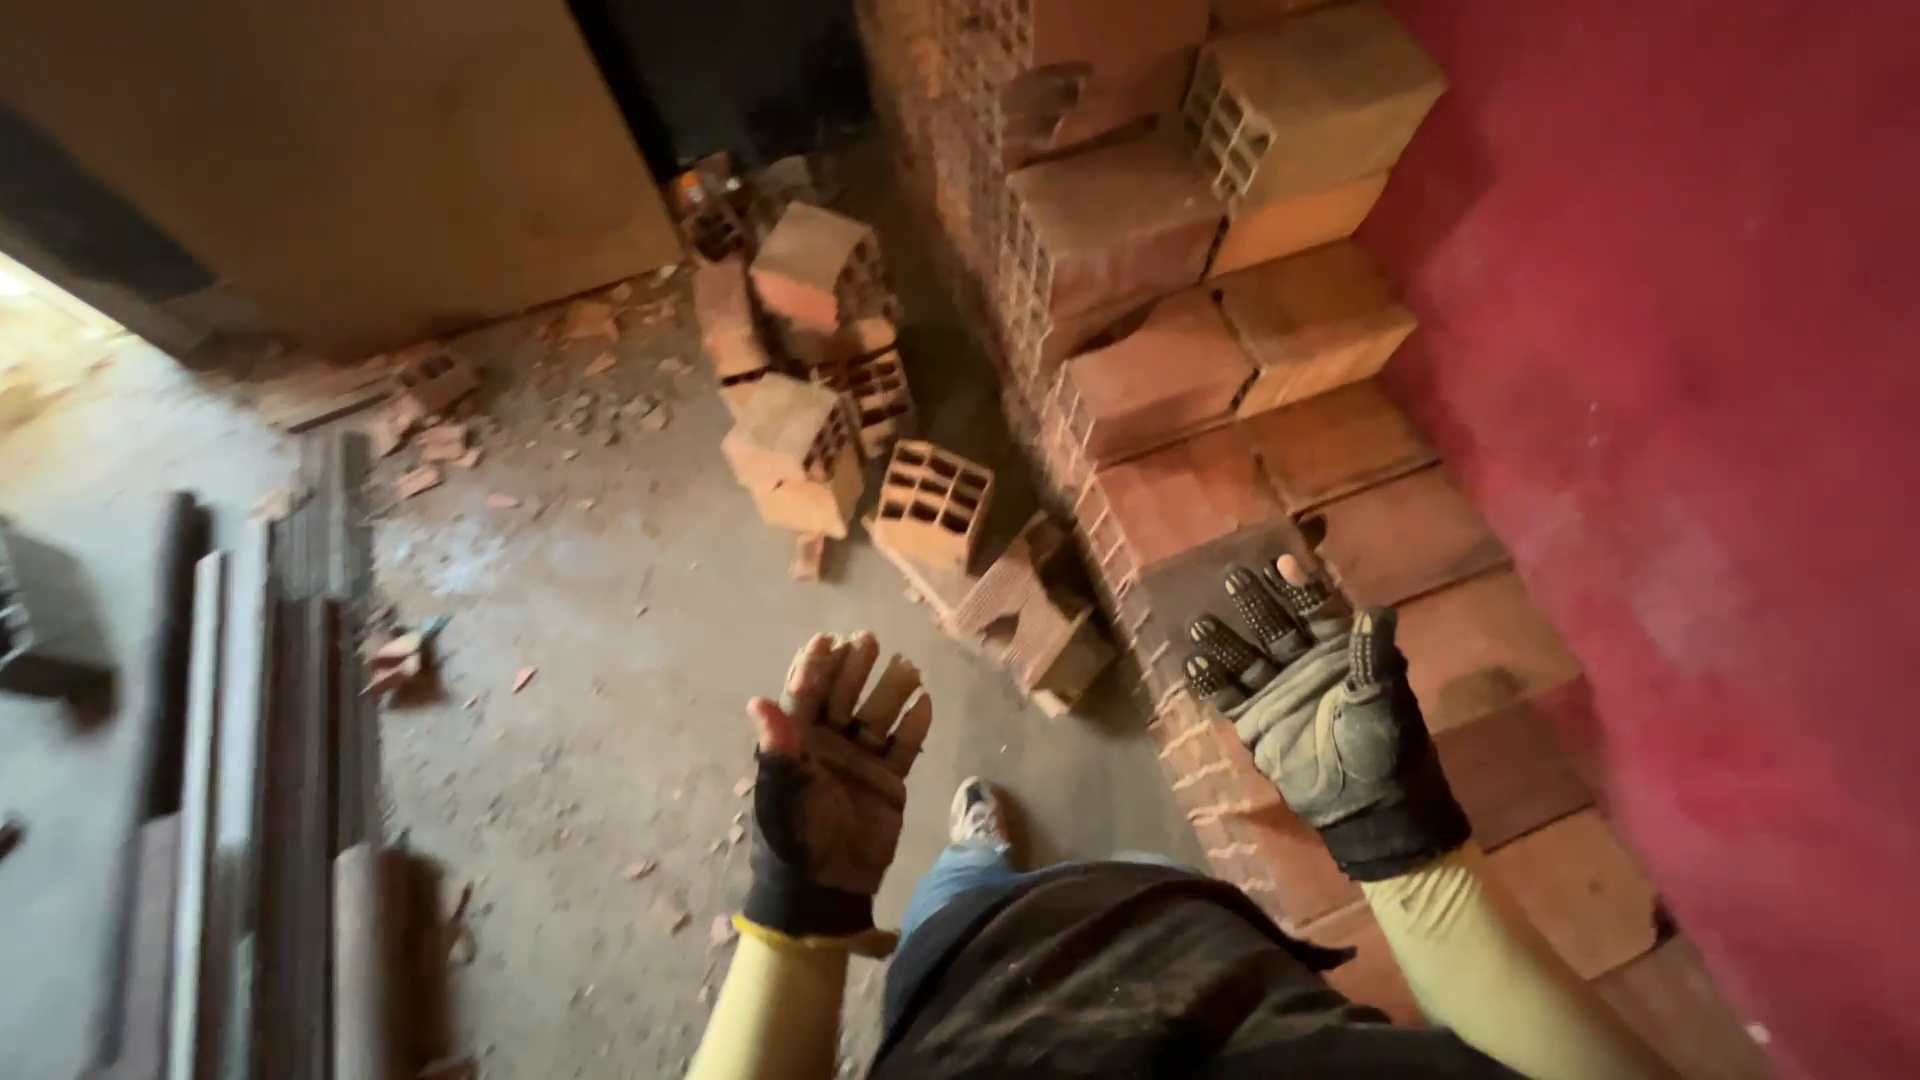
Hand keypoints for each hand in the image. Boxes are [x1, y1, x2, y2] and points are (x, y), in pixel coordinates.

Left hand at [742, 632, 932, 951]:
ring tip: (906, 667)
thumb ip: (778, 747)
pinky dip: (914, 725)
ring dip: (890, 690)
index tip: (825, 638)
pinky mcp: (889, 779)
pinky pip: (904, 745)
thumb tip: (757, 701)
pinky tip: (924, 702)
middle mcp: (830, 743)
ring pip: (877, 715)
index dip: (813, 666)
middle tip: (868, 640)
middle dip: (854, 668)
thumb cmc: (795, 835)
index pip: (804, 695)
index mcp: (798, 743)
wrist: (827, 888)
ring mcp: (862, 759)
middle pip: (843, 696)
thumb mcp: (782, 791)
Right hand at [1182, 555, 1468, 880]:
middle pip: (1273, 626)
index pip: (1316, 612)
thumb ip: (1372, 655)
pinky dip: (1211, 680)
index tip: (1280, 564)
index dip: (1300, 588)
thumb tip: (1378, 610)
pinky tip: (1193, 662)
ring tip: (1199, 622)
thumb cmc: (1384, 746)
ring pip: (1245, 656)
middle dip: (1254, 602)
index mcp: (1338, 653)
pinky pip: (1228, 694)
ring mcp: (1275, 690)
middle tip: (1231, 576)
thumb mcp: (1382, 697)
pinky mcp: (1253, 719)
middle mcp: (1303, 664)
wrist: (1366, 806)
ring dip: (1224, 639)